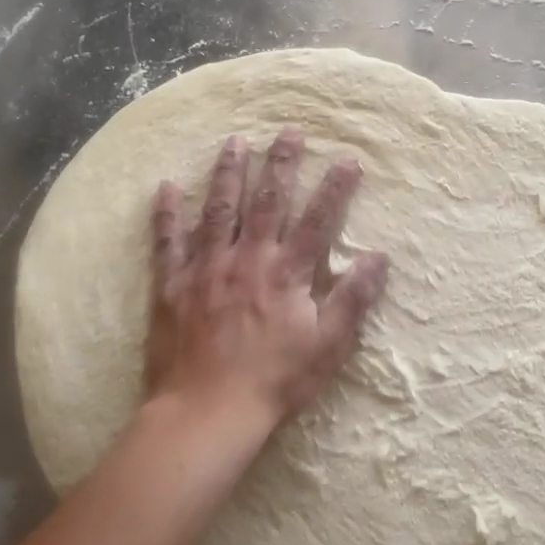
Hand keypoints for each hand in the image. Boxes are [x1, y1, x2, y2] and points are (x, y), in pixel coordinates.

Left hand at [146, 129, 389, 432]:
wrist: (206, 413)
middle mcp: (247, 259)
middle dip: (281, 163)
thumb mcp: (328, 347)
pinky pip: (167, 241)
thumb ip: (353, 300)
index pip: (318, 220)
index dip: (336, 188)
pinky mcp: (173, 285)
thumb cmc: (274, 382)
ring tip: (235, 141)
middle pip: (267, 201)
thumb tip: (378, 258)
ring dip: (229, 172)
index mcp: (287, 274)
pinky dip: (166, 213)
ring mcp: (206, 268)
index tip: (349, 160)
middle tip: (289, 131)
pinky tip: (166, 187)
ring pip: (218, 209)